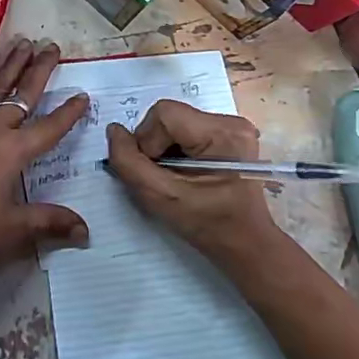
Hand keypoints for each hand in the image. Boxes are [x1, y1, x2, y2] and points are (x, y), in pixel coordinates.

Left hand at [0, 39, 88, 311]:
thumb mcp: (12, 228)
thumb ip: (48, 221)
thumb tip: (85, 230)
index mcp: (12, 152)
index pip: (48, 127)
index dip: (68, 112)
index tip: (82, 94)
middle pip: (19, 93)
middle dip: (38, 69)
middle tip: (50, 45)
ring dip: (7, 66)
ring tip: (19, 44)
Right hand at [103, 100, 281, 263]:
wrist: (244, 244)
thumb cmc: (207, 225)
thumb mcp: (158, 196)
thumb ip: (128, 161)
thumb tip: (114, 131)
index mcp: (223, 134)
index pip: (163, 114)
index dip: (147, 141)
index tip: (154, 171)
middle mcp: (231, 122)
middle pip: (167, 116)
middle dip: (153, 145)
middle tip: (161, 175)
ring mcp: (232, 127)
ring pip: (171, 122)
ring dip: (160, 147)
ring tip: (171, 175)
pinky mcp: (227, 133)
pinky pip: (182, 128)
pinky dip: (172, 148)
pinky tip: (181, 170)